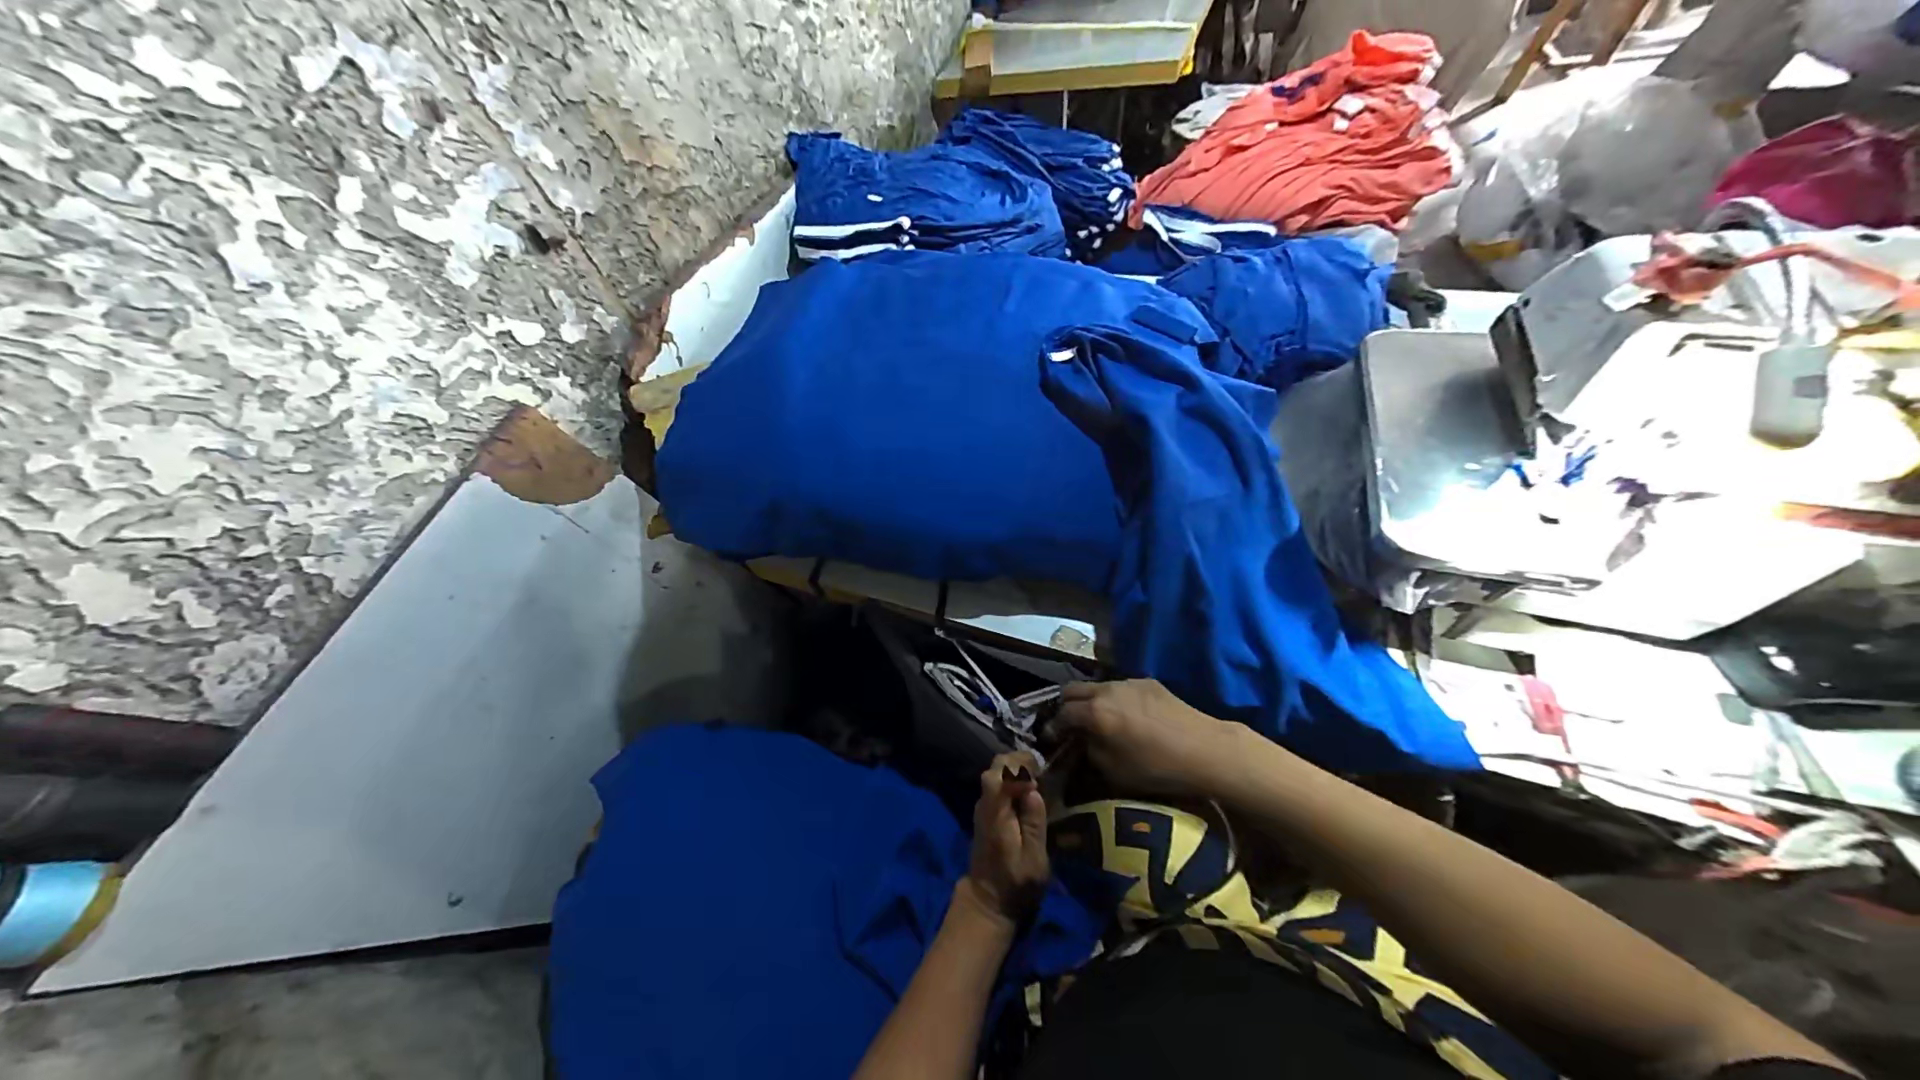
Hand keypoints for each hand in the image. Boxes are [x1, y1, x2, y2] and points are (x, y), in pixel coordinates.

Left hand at [962, 751, 1048, 925]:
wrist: (987, 901)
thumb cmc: (1015, 882)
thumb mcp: (1033, 858)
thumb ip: (1034, 823)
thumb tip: (1033, 791)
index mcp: (996, 813)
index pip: (1000, 774)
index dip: (1020, 766)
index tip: (1041, 771)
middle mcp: (985, 804)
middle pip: (995, 767)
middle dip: (1019, 761)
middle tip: (1042, 770)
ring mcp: (982, 807)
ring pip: (994, 772)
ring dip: (1015, 768)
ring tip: (1038, 776)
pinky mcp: (985, 812)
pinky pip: (996, 783)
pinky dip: (1011, 778)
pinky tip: (1027, 789)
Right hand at [1051, 679, 1244, 797]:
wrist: (1205, 750)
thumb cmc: (1156, 767)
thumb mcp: (1113, 770)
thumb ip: (1090, 750)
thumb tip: (1082, 741)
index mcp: (1094, 712)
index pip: (1061, 714)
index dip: (1052, 728)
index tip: (1050, 740)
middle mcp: (1106, 690)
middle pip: (1072, 690)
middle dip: (1065, 706)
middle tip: (1068, 725)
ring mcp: (1128, 682)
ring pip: (1096, 686)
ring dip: (1090, 700)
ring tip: (1097, 719)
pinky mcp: (1148, 682)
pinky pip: (1119, 687)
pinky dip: (1112, 699)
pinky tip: (1125, 716)